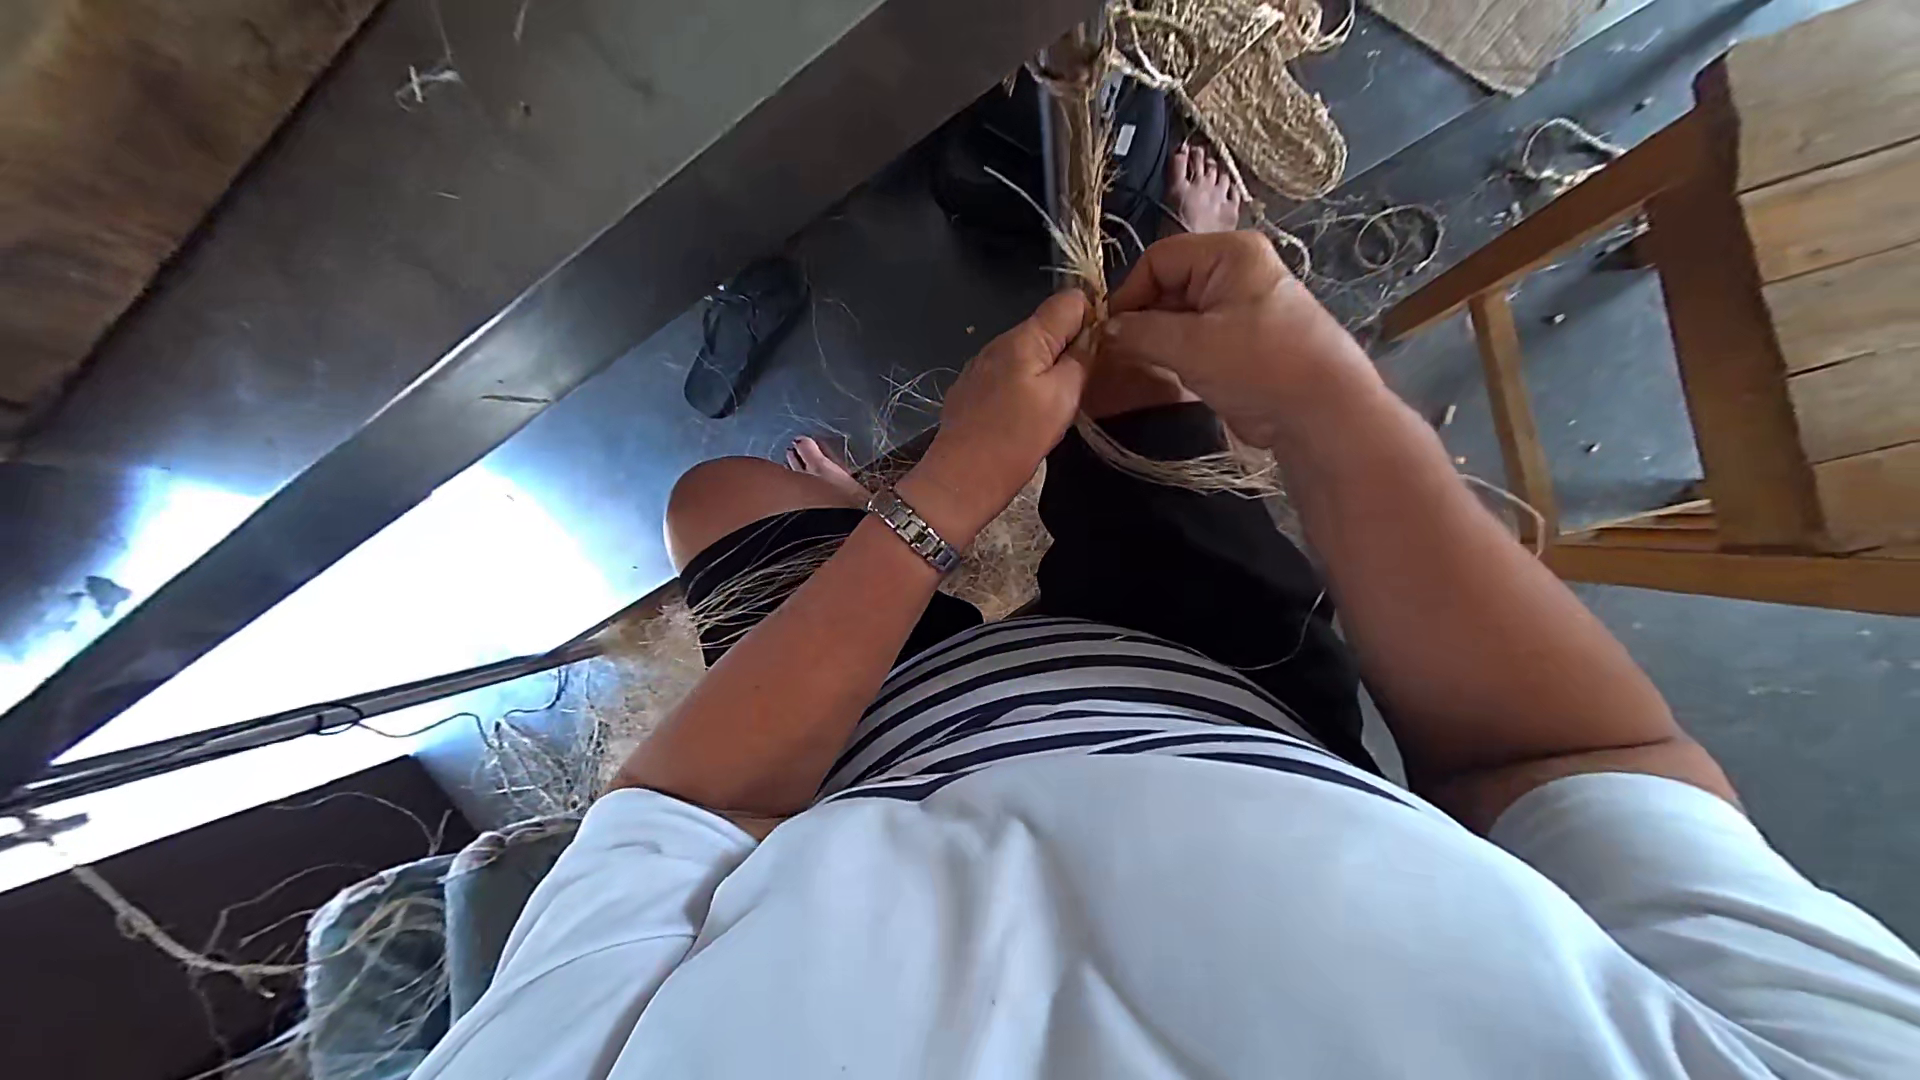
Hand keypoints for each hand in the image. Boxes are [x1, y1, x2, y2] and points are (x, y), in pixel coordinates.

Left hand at [898, 290, 1091, 546]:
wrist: (960, 479)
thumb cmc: (1016, 440)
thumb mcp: (1063, 398)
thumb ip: (1080, 358)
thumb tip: (1091, 332)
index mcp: (1024, 337)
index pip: (1070, 300)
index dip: (1091, 319)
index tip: (1097, 353)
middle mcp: (998, 342)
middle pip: (1046, 327)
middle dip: (1067, 350)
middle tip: (1077, 389)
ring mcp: (980, 365)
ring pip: (1026, 354)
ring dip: (1043, 372)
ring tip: (1048, 408)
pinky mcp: (969, 389)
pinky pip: (1006, 375)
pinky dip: (1020, 387)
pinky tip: (1019, 417)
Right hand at [1099, 231, 1381, 449]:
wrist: (1317, 412)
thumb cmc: (1257, 365)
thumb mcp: (1191, 345)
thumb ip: (1140, 332)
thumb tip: (1104, 329)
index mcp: (1228, 254)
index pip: (1159, 259)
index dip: (1129, 292)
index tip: (1106, 331)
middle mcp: (1232, 274)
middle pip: (1167, 286)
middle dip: (1140, 318)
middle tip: (1114, 353)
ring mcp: (1235, 310)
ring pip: (1176, 316)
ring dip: (1153, 340)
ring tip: (1131, 365)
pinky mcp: (1235, 343)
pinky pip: (1191, 339)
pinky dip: (1170, 354)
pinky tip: (1156, 373)